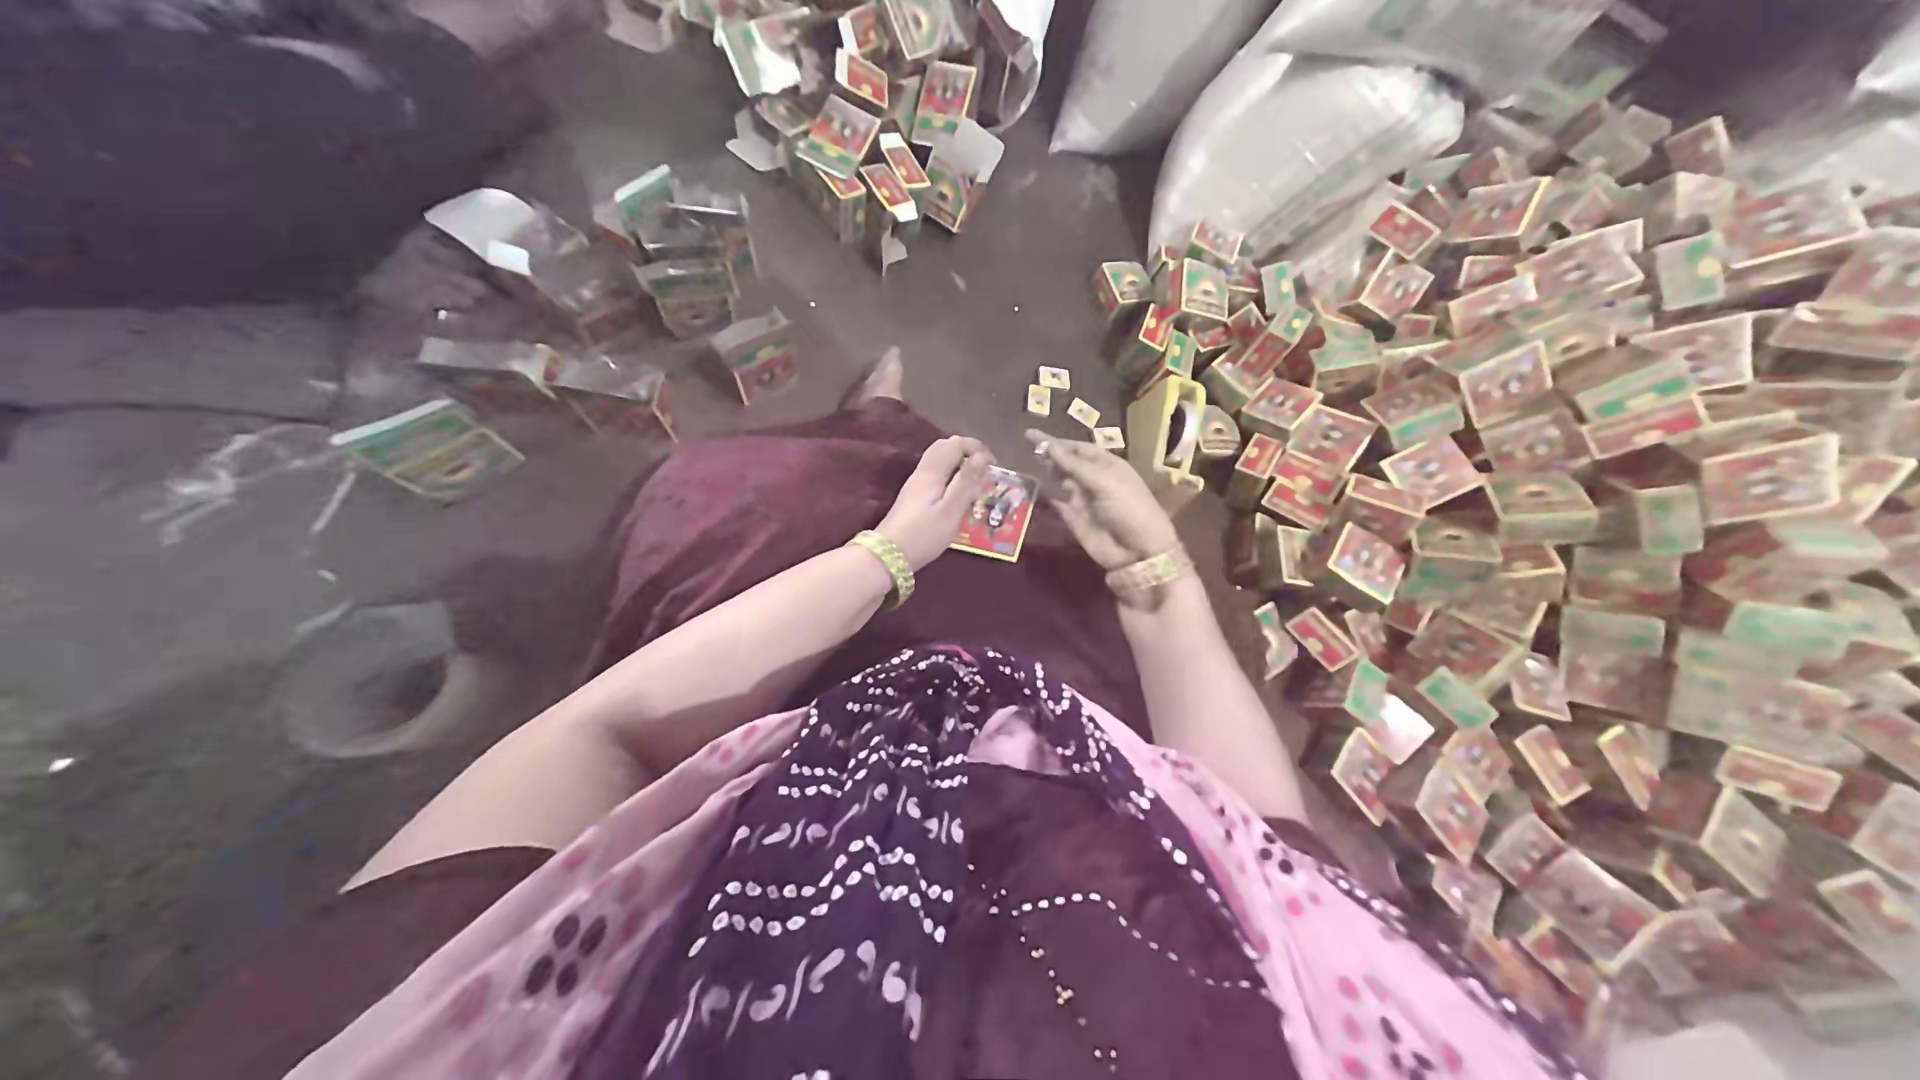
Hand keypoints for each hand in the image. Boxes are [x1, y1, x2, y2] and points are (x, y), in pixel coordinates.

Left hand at [877, 436, 996, 569]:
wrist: (889, 555)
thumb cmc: (924, 534)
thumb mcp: (950, 510)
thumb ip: (966, 482)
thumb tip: (982, 457)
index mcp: (932, 472)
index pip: (955, 444)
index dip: (976, 448)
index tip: (993, 465)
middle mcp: (922, 472)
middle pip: (944, 448)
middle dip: (967, 452)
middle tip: (985, 470)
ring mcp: (915, 485)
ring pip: (939, 462)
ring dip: (959, 465)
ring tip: (975, 483)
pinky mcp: (913, 498)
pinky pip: (936, 476)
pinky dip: (951, 477)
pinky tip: (958, 496)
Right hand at [1026, 429, 1178, 571]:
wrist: (1137, 550)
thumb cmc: (1128, 508)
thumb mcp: (1104, 481)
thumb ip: (1074, 465)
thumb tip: (1050, 446)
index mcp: (1107, 465)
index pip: (1079, 448)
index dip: (1058, 442)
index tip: (1032, 436)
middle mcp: (1094, 479)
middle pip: (1068, 462)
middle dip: (1050, 454)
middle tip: (1027, 448)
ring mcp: (1083, 499)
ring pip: (1061, 480)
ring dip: (1047, 472)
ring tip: (1027, 463)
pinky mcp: (1074, 518)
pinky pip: (1056, 503)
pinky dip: (1044, 495)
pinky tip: (1031, 487)